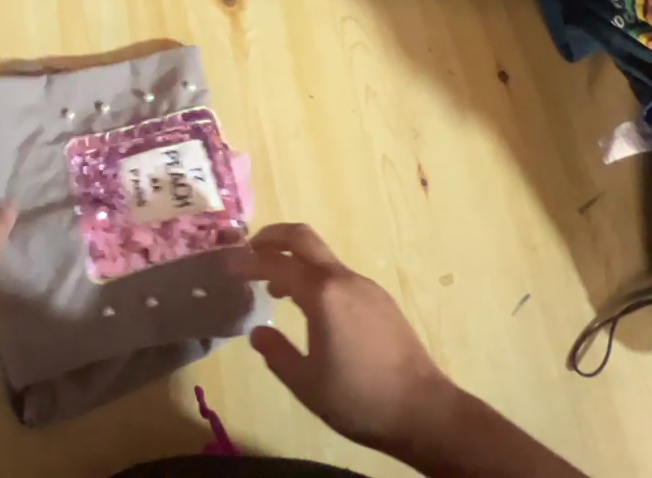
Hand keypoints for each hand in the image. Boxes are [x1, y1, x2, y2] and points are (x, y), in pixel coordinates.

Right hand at [237, 223, 463, 456]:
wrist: (426, 413)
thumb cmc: (360, 400)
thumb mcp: (306, 384)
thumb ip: (276, 353)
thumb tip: (258, 332)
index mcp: (322, 294)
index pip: (275, 263)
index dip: (246, 262)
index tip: (225, 264)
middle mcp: (343, 279)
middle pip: (302, 238)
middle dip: (272, 237)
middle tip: (249, 251)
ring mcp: (365, 287)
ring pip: (322, 257)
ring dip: (294, 260)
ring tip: (275, 286)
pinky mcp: (380, 300)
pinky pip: (338, 276)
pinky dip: (315, 278)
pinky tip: (311, 307)